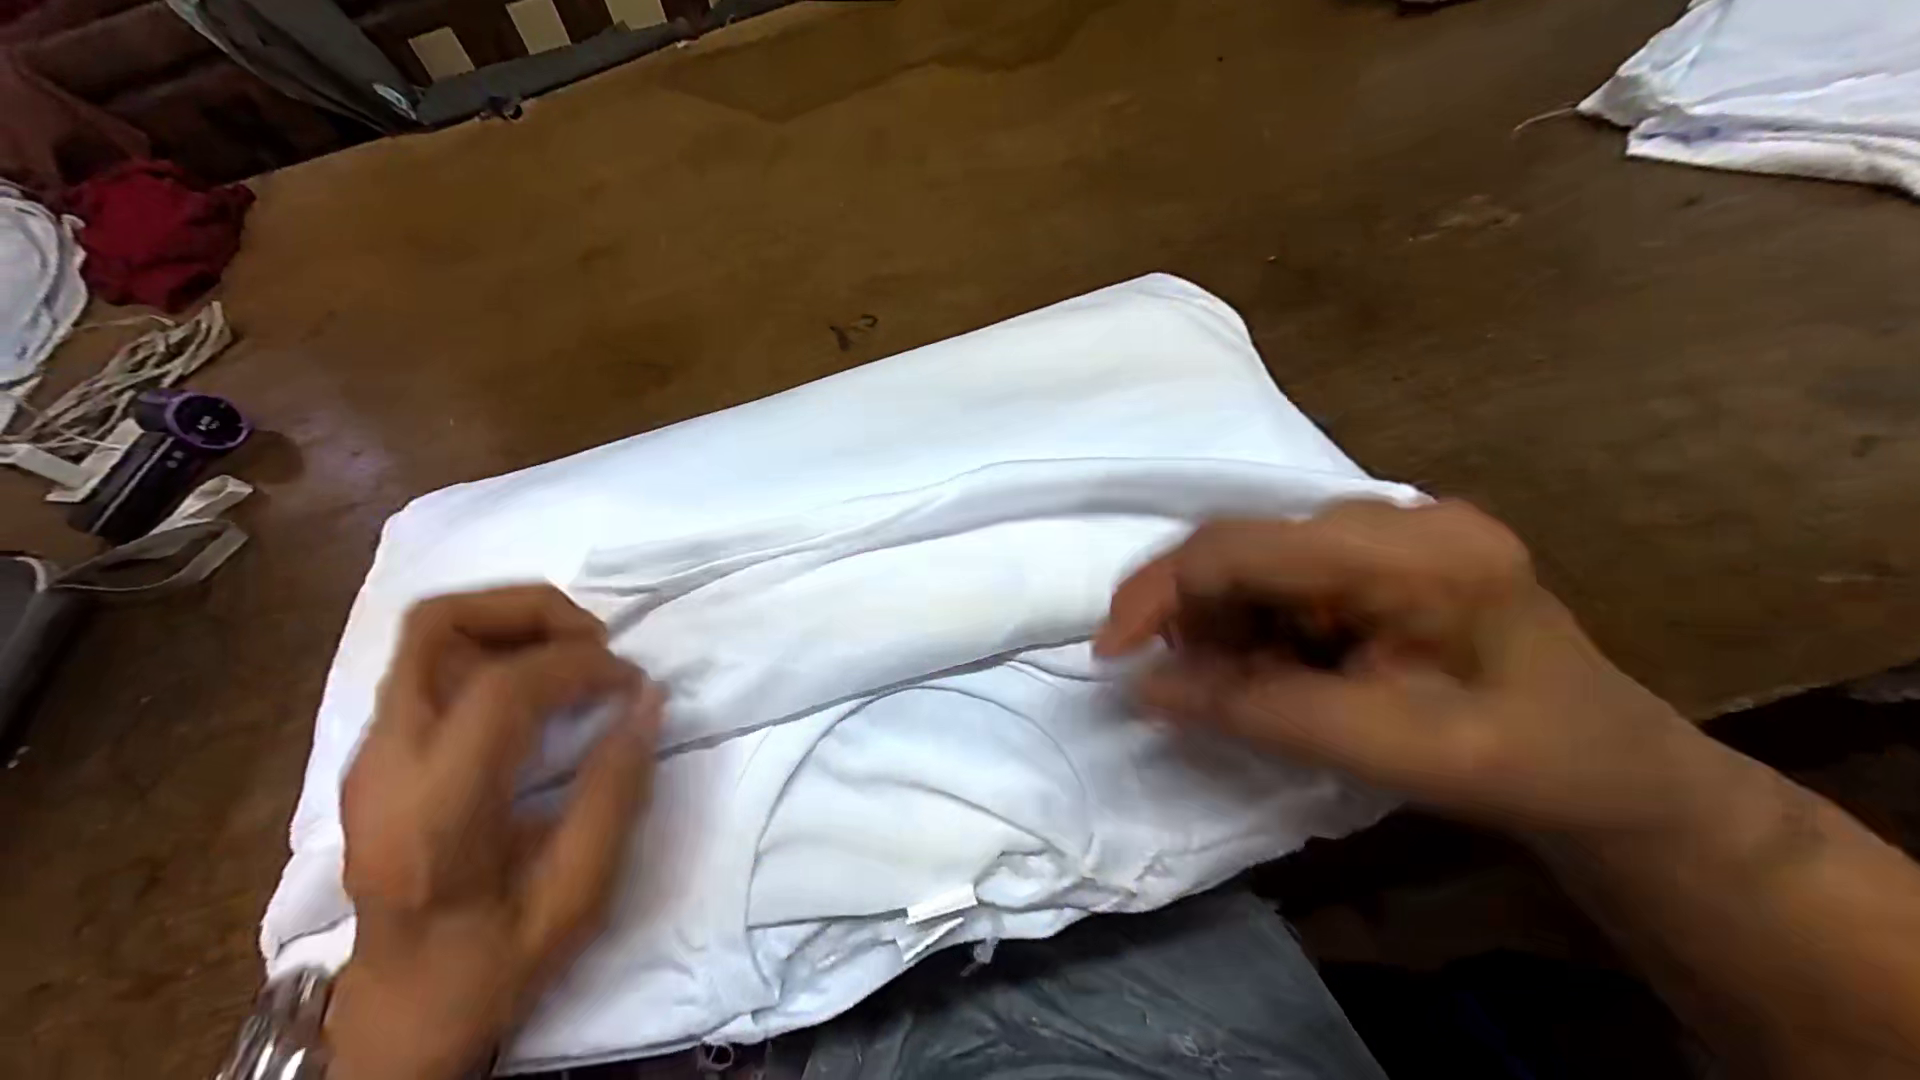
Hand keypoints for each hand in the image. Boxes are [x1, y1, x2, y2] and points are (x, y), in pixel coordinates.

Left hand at [324, 586, 661, 1079]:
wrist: (400, 1009)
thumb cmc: (498, 959)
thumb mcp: (580, 893)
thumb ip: (617, 791)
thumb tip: (648, 698)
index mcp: (435, 814)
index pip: (501, 691)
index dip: (580, 666)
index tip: (630, 682)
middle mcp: (384, 766)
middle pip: (437, 626)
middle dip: (530, 609)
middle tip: (595, 639)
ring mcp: (369, 752)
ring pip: (430, 630)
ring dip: (514, 620)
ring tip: (575, 651)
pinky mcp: (377, 749)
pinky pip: (433, 659)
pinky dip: (497, 644)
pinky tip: (542, 680)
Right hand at [1095, 500, 1704, 835]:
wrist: (1613, 766)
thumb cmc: (1524, 765)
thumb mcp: (1391, 751)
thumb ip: (1262, 713)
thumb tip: (1146, 688)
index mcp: (1416, 554)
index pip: (1245, 546)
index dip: (1160, 593)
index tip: (1111, 652)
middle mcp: (1393, 516)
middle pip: (1240, 546)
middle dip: (1191, 615)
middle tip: (1182, 683)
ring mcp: (1385, 524)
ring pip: (1249, 559)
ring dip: (1220, 623)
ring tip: (1242, 684)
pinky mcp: (1374, 546)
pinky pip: (1275, 572)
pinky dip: (1251, 622)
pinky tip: (1275, 664)